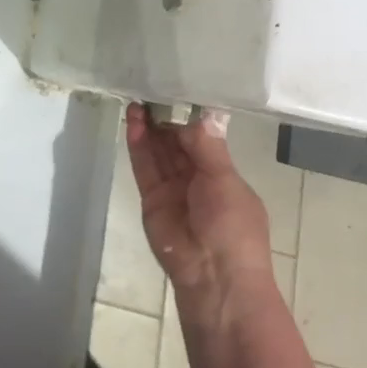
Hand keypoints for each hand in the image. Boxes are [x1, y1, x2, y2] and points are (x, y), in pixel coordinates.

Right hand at [125, 104, 274, 298]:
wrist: (213, 275)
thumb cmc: (232, 228)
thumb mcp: (227, 183)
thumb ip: (208, 148)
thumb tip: (203, 114)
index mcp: (224, 178)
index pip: (203, 142)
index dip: (188, 121)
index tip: (175, 94)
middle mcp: (197, 181)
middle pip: (177, 145)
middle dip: (165, 121)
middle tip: (151, 91)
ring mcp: (172, 190)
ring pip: (158, 152)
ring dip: (149, 128)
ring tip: (138, 101)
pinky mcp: (150, 198)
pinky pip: (144, 166)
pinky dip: (138, 144)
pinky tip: (134, 121)